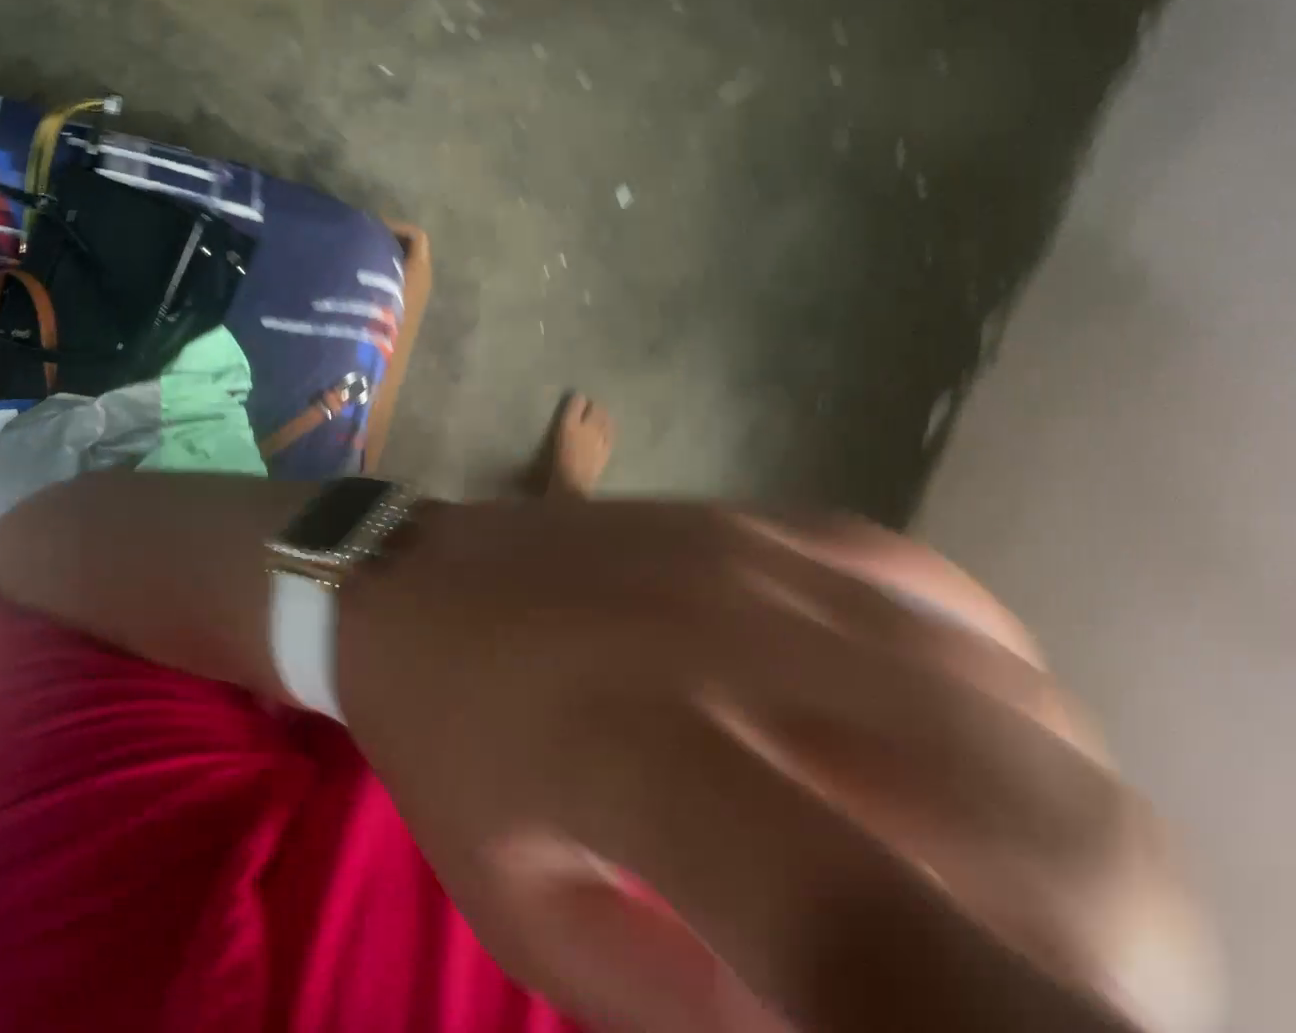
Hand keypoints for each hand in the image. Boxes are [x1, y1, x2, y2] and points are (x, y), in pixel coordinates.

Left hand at [336, 500, 1217, 1032]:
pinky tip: (970, 732)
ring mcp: (749, 565)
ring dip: (1068, 810)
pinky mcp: (751, 520)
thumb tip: (822, 1027)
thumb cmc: (443, 751)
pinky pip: (936, 592)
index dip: (994, 1018)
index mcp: (637, 765)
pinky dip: (998, 681)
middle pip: (1017, 799)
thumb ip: (672, 1004)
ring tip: (1032, 878)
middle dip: (1103, 929)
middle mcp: (720, 651)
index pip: (862, 921)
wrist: (400, 585)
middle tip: (1064, 986)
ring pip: (1006, 693)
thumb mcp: (519, 912)